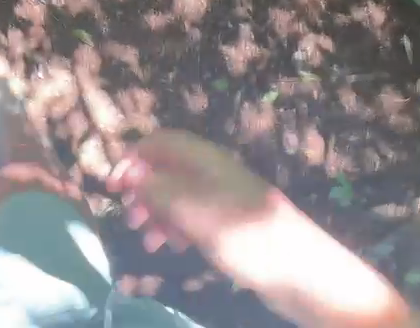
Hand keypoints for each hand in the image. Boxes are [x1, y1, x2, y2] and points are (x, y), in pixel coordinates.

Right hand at [106, 131, 305, 292]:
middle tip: (130, 218)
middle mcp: (212, 171)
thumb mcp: (196, 212)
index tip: (113, 187)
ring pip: (177, 194)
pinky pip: (193, 216)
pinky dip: (177, 226)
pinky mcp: (231, 224)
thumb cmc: (248, 238)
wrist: (306, 276)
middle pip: (166, 167)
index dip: (132, 158)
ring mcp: (223, 197)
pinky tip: (172, 247)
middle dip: (143, 189)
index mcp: (205, 159)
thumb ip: (160, 190)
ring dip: (157, 211)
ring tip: (147, 239)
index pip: (159, 142)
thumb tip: (133, 176)